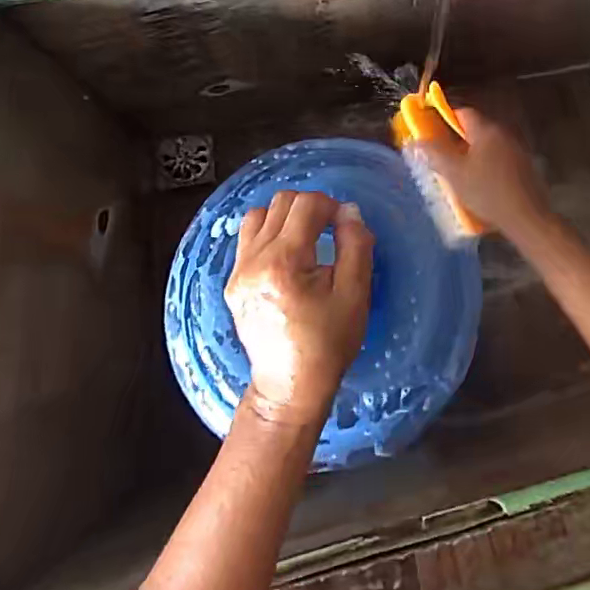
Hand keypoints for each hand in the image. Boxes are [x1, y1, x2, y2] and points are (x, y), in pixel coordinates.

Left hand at [225, 190, 372, 426]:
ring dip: (285, 217)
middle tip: (329, 229)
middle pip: (280, 202)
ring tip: (306, 239)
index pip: (306, 205)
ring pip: (258, 215)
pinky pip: (248, 239)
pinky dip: (269, 234)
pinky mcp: (233, 283)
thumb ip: (356, 245)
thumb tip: (349, 212)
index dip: (331, 206)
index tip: (345, 225)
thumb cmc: (328, 344)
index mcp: (284, 262)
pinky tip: (288, 257)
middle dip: (310, 207)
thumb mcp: (355, 294)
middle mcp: (254, 260)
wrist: (290, 387)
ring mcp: (238, 271)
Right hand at [410, 107, 552, 237]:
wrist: (526, 217)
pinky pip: (499, 155)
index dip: (445, 117)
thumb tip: (417, 139)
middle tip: (442, 153)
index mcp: (486, 130)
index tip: (432, 129)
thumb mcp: (454, 174)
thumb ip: (434, 153)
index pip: (463, 112)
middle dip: (457, 137)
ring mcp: (516, 148)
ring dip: (472, 151)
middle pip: (476, 127)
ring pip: (488, 143)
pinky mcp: (524, 165)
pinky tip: (479, 180)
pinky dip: (486, 162)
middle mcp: (503, 133)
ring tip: (458, 169)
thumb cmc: (486, 192)